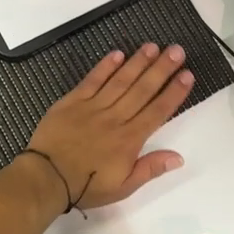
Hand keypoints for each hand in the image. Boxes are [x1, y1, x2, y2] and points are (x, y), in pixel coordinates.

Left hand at [21, 44, 192, 209]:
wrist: (46, 178)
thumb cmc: (85, 186)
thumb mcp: (122, 187)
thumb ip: (150, 169)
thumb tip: (178, 157)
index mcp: (129, 140)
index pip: (157, 111)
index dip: (174, 92)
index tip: (187, 75)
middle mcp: (115, 118)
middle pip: (142, 90)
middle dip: (162, 69)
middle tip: (177, 50)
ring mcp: (92, 107)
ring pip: (120, 80)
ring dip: (137, 62)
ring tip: (153, 46)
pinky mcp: (72, 101)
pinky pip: (92, 80)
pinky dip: (105, 66)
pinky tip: (117, 54)